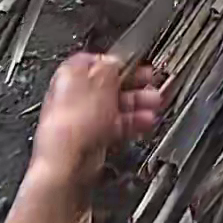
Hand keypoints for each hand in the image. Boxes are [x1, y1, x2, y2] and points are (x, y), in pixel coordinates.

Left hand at [30, 53, 164, 187]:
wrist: (68, 162)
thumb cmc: (74, 123)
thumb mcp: (101, 84)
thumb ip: (110, 67)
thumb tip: (115, 60)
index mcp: (70, 76)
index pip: (96, 61)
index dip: (118, 62)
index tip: (134, 64)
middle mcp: (76, 96)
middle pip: (110, 84)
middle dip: (134, 84)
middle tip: (150, 83)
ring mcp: (85, 118)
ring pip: (117, 105)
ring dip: (138, 103)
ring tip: (154, 102)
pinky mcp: (94, 137)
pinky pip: (117, 124)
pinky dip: (133, 122)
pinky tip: (146, 120)